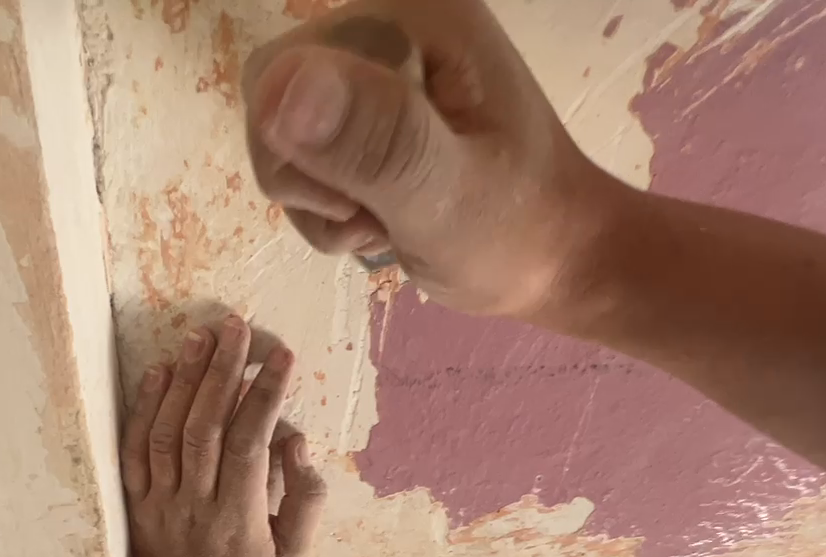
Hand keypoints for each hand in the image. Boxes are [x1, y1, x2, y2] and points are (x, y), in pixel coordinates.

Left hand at [122, 318, 326, 556]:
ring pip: (167, 433)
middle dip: (222, 373)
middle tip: (235, 327)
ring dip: (183, 380)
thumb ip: (306, 499)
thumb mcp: (293, 552)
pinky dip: (143, 408)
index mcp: (238, 518)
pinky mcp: (134, 500)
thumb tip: (297, 442)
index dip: (264, 397)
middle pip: (205, 429)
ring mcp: (159, 502)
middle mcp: (194, 506)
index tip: (282, 355)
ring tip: (199, 335)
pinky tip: (157, 370)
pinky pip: (133, 450)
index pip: (249, 445)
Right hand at [243, 0, 628, 319]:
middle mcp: (387, 29)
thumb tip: (278, 91)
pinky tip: (381, 220)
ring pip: (285, 144)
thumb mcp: (446, 195)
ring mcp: (379, 76)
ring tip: (384, 220)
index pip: (278, 71)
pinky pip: (309, 164)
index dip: (299, 153)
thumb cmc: (513, 235)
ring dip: (321, 205)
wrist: (552, 263)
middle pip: (273, 107)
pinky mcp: (376, 119)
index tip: (364, 198)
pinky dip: (331, 210)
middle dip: (310, 183)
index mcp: (411, 18)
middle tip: (376, 213)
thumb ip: (373, 141)